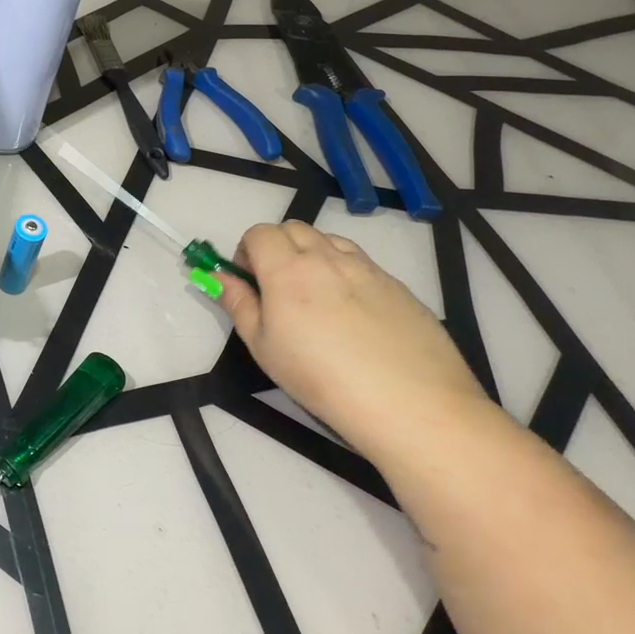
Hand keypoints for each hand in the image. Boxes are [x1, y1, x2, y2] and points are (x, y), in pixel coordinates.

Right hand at [216, 222, 489, 458]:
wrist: (412, 405)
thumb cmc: (321, 378)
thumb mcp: (264, 347)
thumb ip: (239, 304)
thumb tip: (222, 278)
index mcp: (288, 270)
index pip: (260, 233)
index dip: (247, 251)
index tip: (249, 281)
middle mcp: (328, 259)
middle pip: (294, 229)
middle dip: (277, 246)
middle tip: (277, 286)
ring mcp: (369, 270)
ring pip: (331, 241)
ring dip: (313, 255)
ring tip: (317, 297)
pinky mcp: (400, 288)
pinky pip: (363, 264)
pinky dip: (346, 274)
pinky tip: (354, 316)